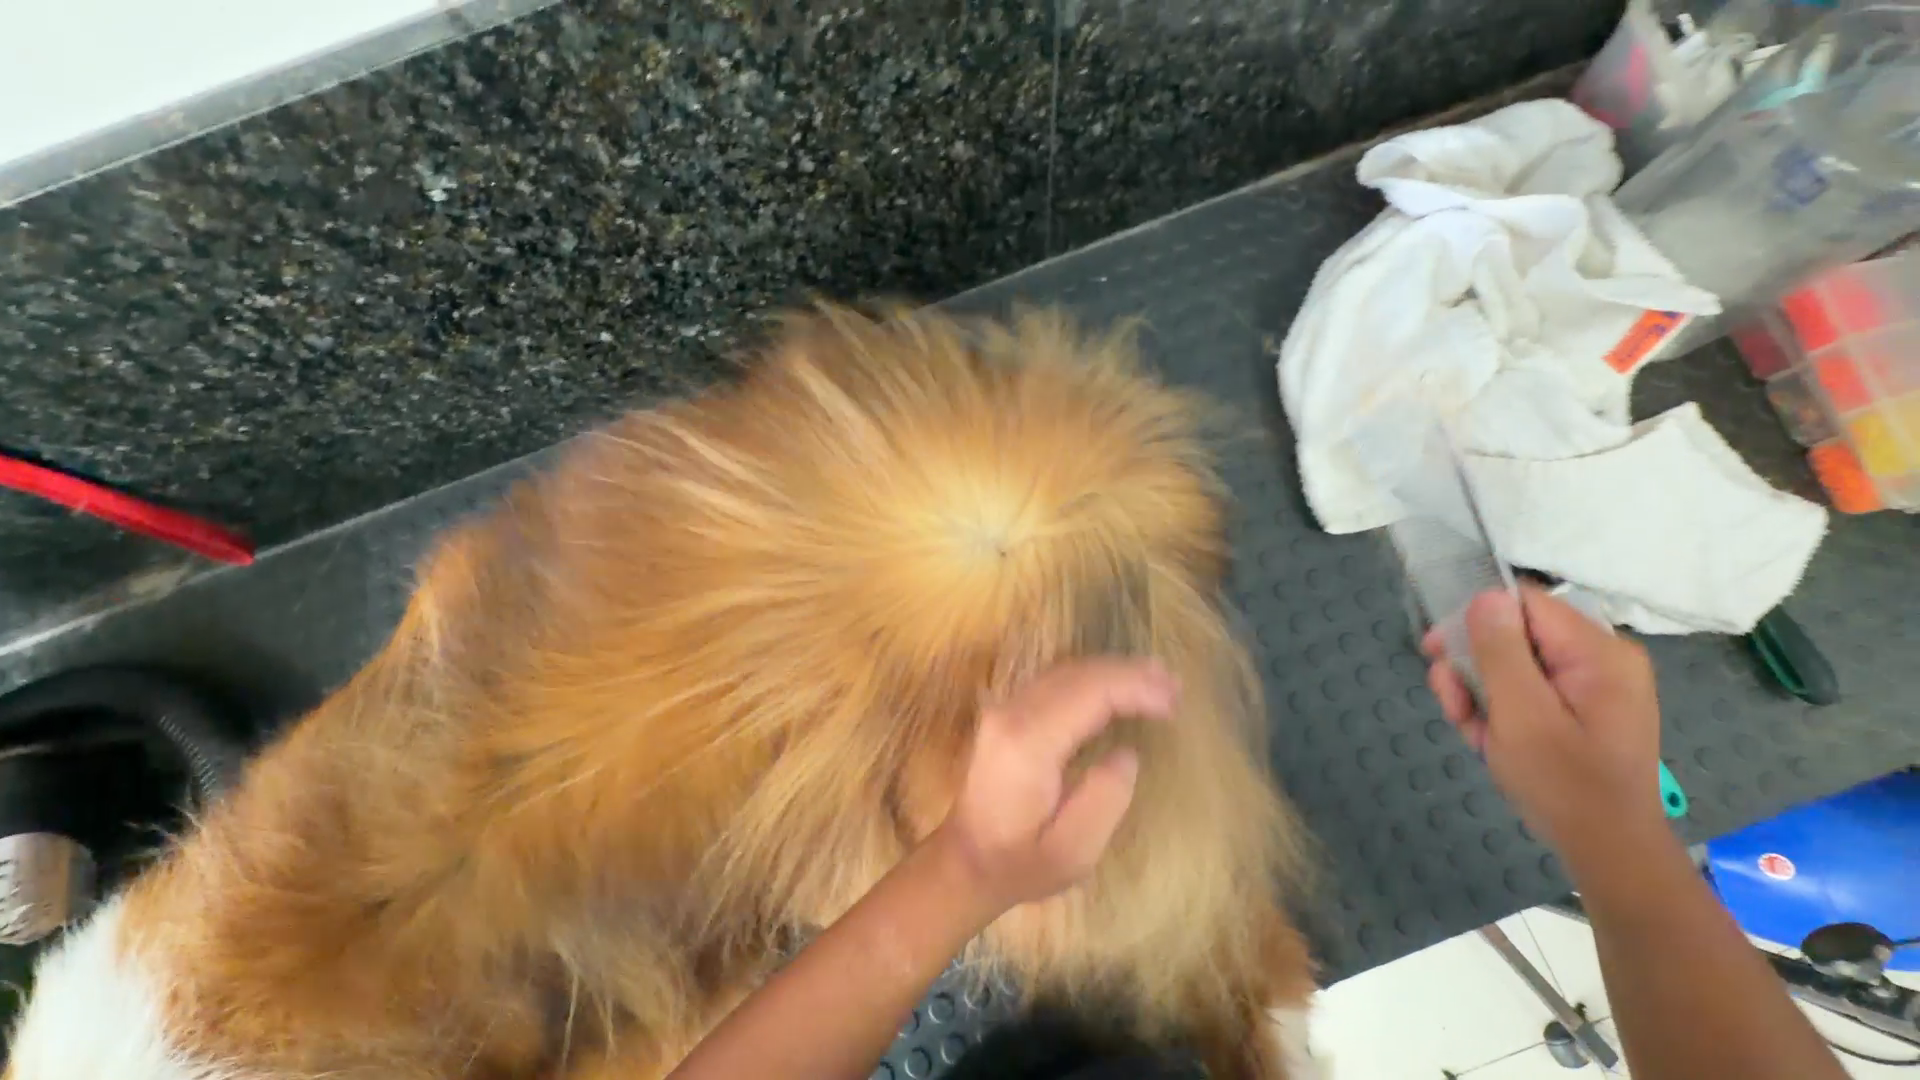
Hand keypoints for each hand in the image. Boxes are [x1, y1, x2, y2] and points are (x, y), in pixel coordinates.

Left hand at [933, 658, 1177, 911]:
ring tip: (1158, 679)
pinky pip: (1055, 681)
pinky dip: (1092, 678)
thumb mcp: (1073, 852)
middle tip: (1176, 685)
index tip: (1173, 702)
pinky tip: (1118, 684)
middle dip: (1130, 673)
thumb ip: (1106, 799)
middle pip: (1079, 675)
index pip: (1089, 694)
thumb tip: (1126, 755)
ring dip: (1113, 671)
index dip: (1135, 688)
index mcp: (1029, 744)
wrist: (965, 861)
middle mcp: (1012, 714)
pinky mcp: (1006, 714)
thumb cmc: (1020, 864)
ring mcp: (1004, 709)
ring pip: (1066, 671)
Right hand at [1424, 587, 1664, 861]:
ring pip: (1512, 665)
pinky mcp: (1579, 708)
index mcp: (1597, 653)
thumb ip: (1500, 651)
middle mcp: (1599, 659)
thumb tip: (1485, 597)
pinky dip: (1498, 711)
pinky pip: (1525, 690)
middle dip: (1473, 667)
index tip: (1436, 651)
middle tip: (1451, 703)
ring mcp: (1590, 685)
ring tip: (1472, 731)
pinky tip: (1489, 740)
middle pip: (1514, 634)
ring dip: (1479, 693)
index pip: (1525, 603)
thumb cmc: (1563, 782)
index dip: (1474, 619)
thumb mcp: (1520, 714)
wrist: (1607, 850)